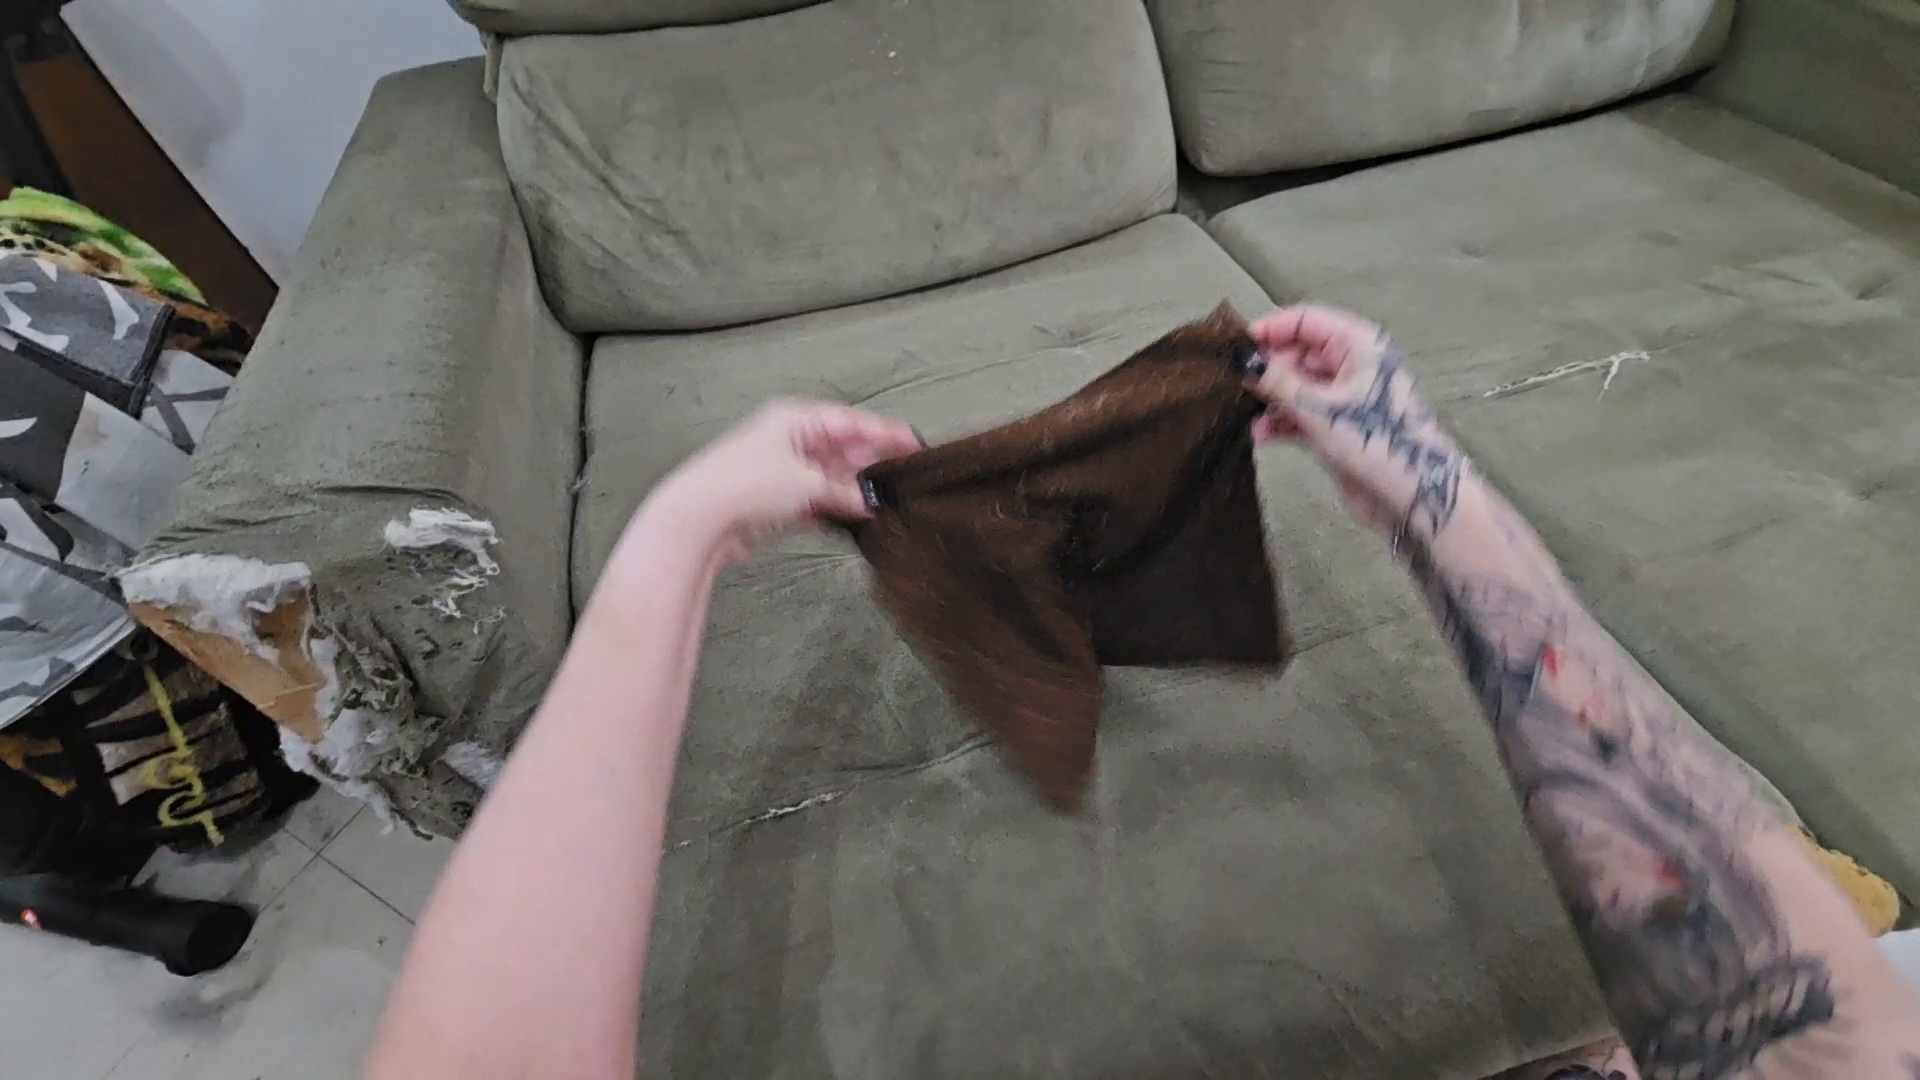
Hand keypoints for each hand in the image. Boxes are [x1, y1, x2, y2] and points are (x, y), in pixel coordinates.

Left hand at [642, 400, 922, 563]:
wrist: (699, 519)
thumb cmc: (748, 483)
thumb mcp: (807, 482)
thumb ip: (843, 491)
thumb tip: (869, 502)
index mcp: (796, 419)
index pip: (851, 422)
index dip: (885, 433)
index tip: (914, 444)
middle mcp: (791, 440)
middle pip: (842, 449)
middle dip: (871, 464)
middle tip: (904, 478)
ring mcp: (784, 471)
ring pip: (831, 477)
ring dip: (854, 490)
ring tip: (885, 501)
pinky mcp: (778, 501)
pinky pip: (817, 501)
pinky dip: (835, 509)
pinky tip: (856, 519)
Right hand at [1243, 305, 1464, 537]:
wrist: (1408, 495)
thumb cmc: (1375, 441)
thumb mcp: (1318, 408)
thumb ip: (1276, 381)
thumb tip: (1242, 359)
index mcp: (1358, 344)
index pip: (1305, 320)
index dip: (1269, 330)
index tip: (1236, 348)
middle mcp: (1352, 364)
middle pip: (1297, 353)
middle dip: (1266, 369)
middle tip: (1235, 384)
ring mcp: (1344, 396)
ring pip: (1295, 385)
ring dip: (1269, 400)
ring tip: (1245, 415)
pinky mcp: (1336, 424)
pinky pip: (1299, 412)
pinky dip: (1279, 421)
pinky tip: (1260, 435)